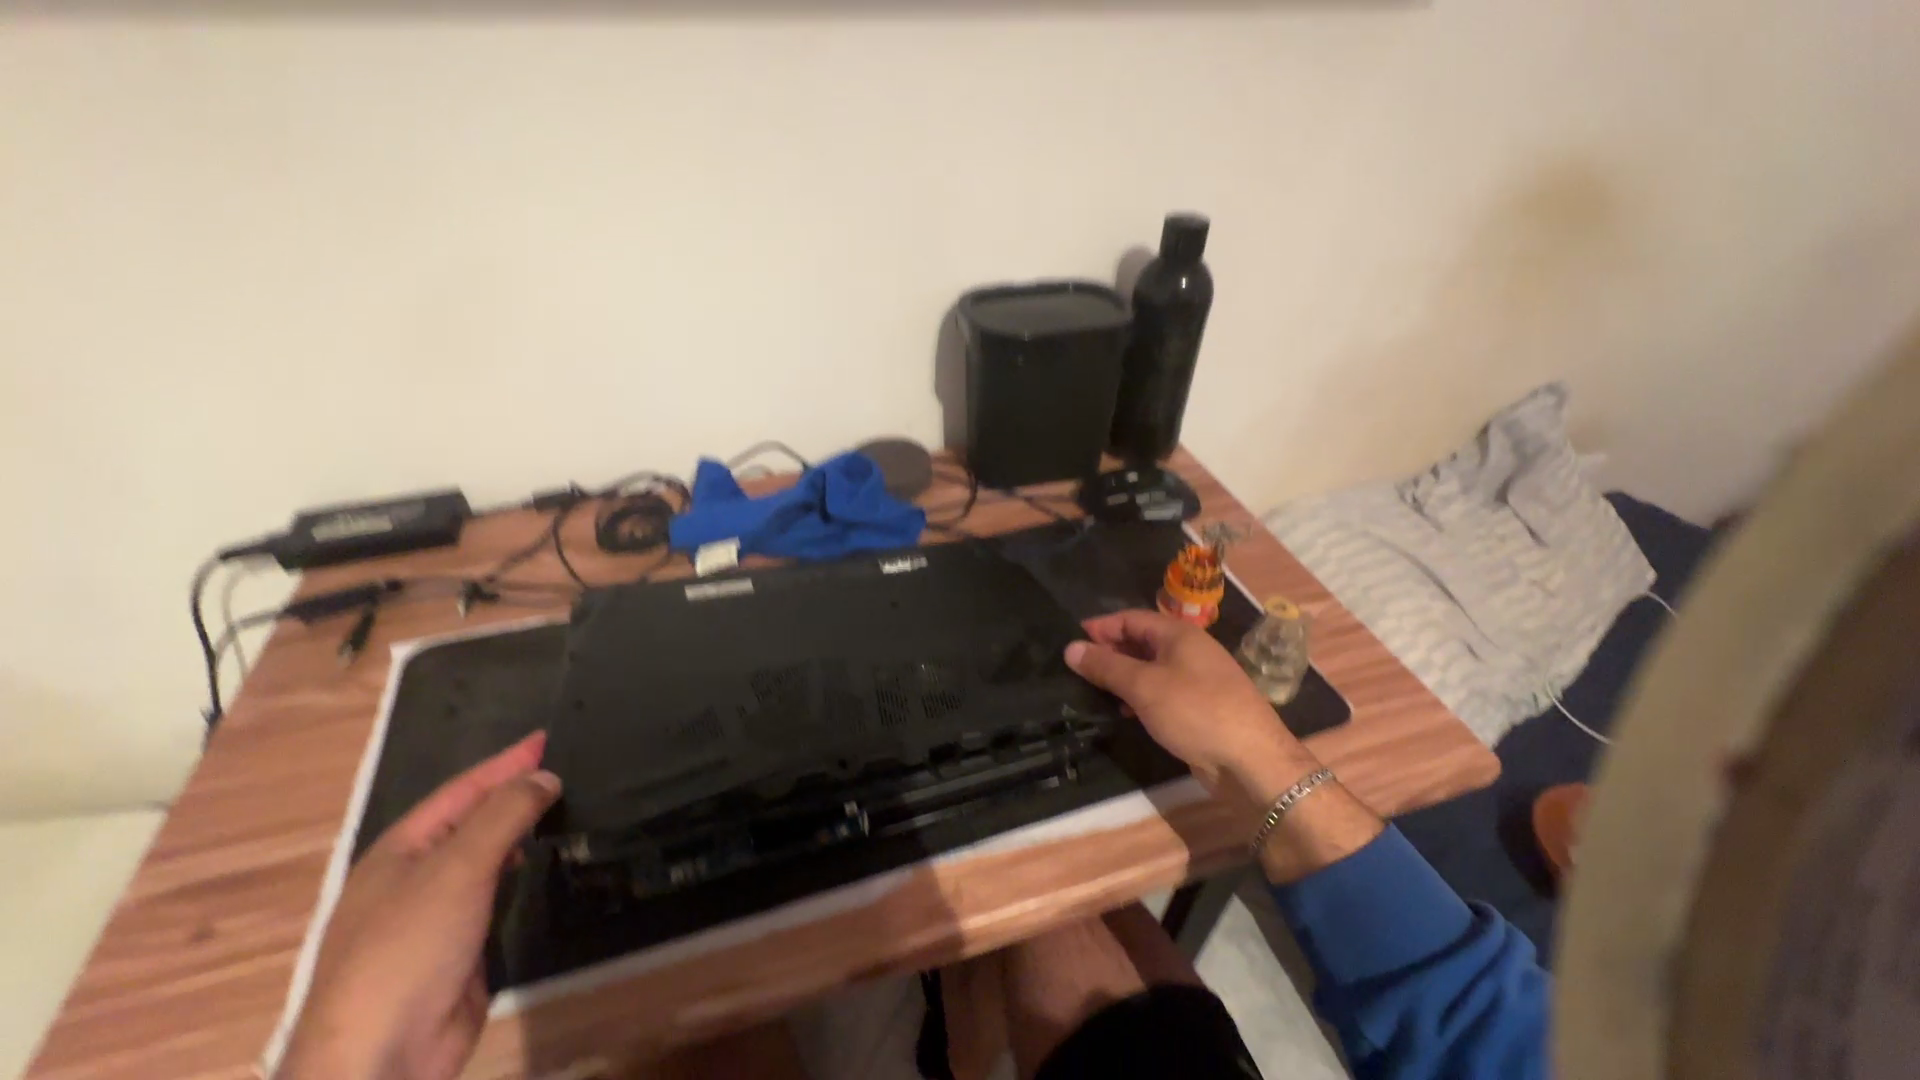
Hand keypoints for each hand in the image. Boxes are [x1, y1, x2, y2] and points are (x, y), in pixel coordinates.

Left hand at [279, 732, 560, 1079]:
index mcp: (400, 851)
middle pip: (471, 821)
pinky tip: (540, 866)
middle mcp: (414, 877)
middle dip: (512, 792)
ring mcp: (435, 916)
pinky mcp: (458, 949)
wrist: (379, 1058)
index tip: (546, 738)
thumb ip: (503, 816)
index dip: (505, 763)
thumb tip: (544, 777)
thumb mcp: (457, 870)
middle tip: (563, 770)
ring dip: (518, 831)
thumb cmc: (408, 950)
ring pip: (484, 858)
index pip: (461, 791)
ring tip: (561, 807)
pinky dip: (519, 873)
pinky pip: (493, 896)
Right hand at [1066, 609, 1382, 882]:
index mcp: (1180, 635)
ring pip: (1151, 669)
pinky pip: (1162, 693)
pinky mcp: (1200, 709)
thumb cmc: (1195, 711)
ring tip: (1092, 689)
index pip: (1132, 618)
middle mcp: (1190, 651)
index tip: (1072, 641)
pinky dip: (1140, 697)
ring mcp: (1198, 681)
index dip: (1101, 627)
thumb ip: (1106, 666)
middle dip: (1110, 651)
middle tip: (1077, 668)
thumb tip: (1071, 648)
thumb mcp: (1143, 686)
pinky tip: (1123, 711)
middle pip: (1142, 642)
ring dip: (1123, 676)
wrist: (1251, 761)